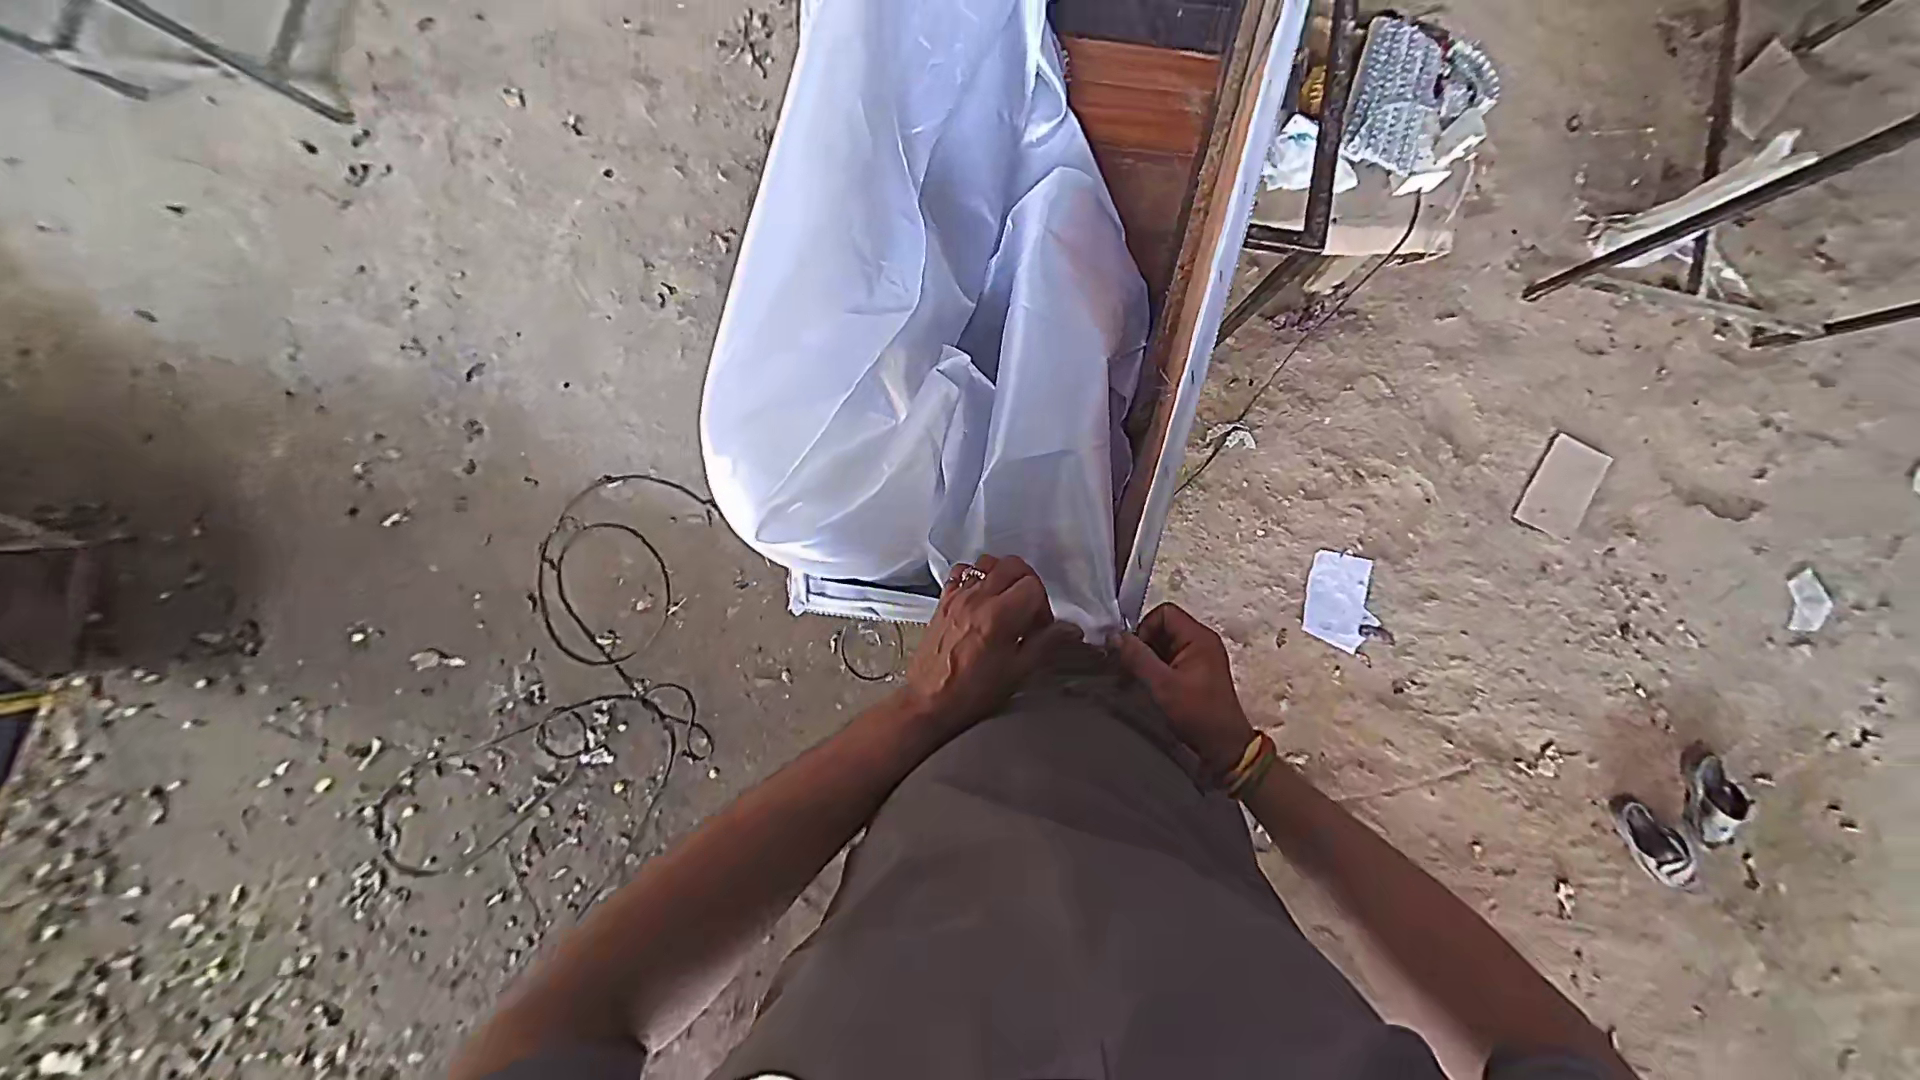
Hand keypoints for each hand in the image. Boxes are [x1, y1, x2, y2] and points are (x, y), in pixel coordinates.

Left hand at [895, 554, 1079, 737]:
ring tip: (1007, 601)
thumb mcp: (1017, 672)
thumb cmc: (971, 693)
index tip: (1040, 625)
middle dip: (1028, 583)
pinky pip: (962, 573)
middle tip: (1030, 609)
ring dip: (1003, 575)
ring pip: (988, 563)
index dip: (1043, 605)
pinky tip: (981, 598)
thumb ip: (1046, 644)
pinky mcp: (943, 601)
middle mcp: (976, 599)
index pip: (1033, 586)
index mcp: (998, 616)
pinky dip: (976, 577)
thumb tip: (1070, 630)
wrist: (929, 702)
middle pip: (1013, 565)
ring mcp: (957, 597)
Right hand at [1117, 602, 1255, 777]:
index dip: (1144, 628)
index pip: (1164, 613)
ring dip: (1145, 660)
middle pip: (1161, 628)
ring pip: (1162, 645)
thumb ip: (1137, 657)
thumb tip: (1114, 636)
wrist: (1224, 749)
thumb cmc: (1197, 714)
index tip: (1135, 653)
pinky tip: (1146, 687)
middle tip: (1130, 669)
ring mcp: (1198, 658)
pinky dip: (1154, 670)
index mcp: (1199, 638)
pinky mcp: (1194, 673)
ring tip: (1136, 681)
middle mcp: (1200, 642)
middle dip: (1142, 645)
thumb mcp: (1162, 685)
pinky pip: (1168, 660)